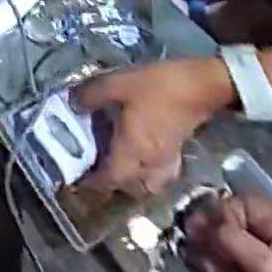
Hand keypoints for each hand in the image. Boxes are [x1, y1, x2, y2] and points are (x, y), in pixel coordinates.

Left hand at [73, 58, 231, 195]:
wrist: (199, 86)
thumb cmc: (155, 86)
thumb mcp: (114, 84)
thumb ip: (90, 96)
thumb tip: (72, 106)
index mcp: (133, 149)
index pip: (112, 179)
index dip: (94, 183)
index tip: (78, 180)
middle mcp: (151, 162)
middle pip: (130, 188)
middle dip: (111, 185)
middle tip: (93, 171)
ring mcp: (168, 160)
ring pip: (148, 186)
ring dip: (130, 183)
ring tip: (114, 167)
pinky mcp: (178, 153)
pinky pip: (161, 176)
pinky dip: (147, 176)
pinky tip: (138, 159)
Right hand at [184, 195, 271, 271]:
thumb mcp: (267, 266)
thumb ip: (231, 237)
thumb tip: (203, 224)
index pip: (240, 203)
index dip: (220, 215)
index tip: (202, 235)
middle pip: (236, 230)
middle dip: (218, 247)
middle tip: (207, 264)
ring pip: (237, 257)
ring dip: (224, 270)